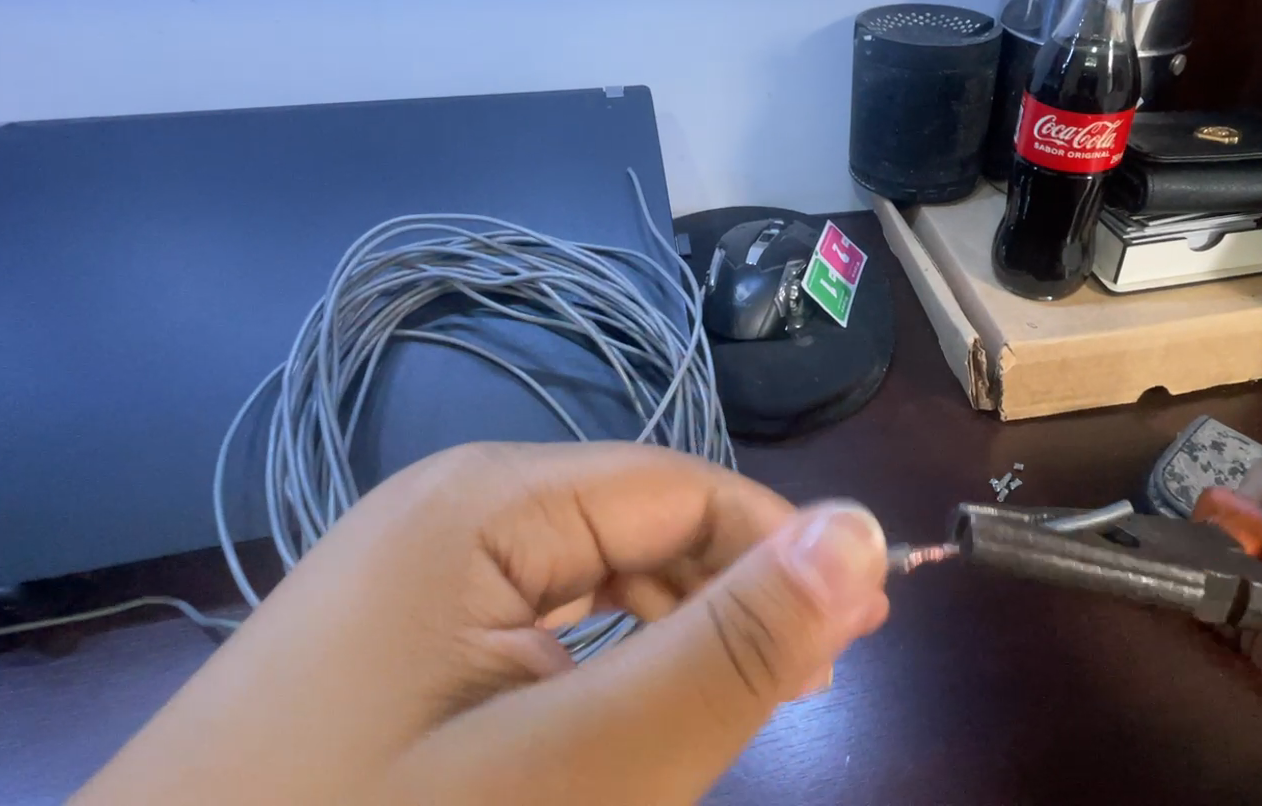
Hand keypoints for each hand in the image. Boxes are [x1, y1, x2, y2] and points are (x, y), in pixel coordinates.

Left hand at [74, 442, 889, 804]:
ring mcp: (417, 570)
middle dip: (731, 595)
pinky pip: (543, 621)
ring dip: (677, 630)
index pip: (684, 488)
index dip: (779, 553)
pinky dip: (608, 663)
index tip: (854, 634)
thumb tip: (860, 530)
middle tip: (808, 682)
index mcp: (487, 500)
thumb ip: (731, 648)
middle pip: (640, 525)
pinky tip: (627, 718)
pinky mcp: (402, 635)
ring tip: (734, 703)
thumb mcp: (581, 774)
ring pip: (597, 574)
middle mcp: (452, 506)